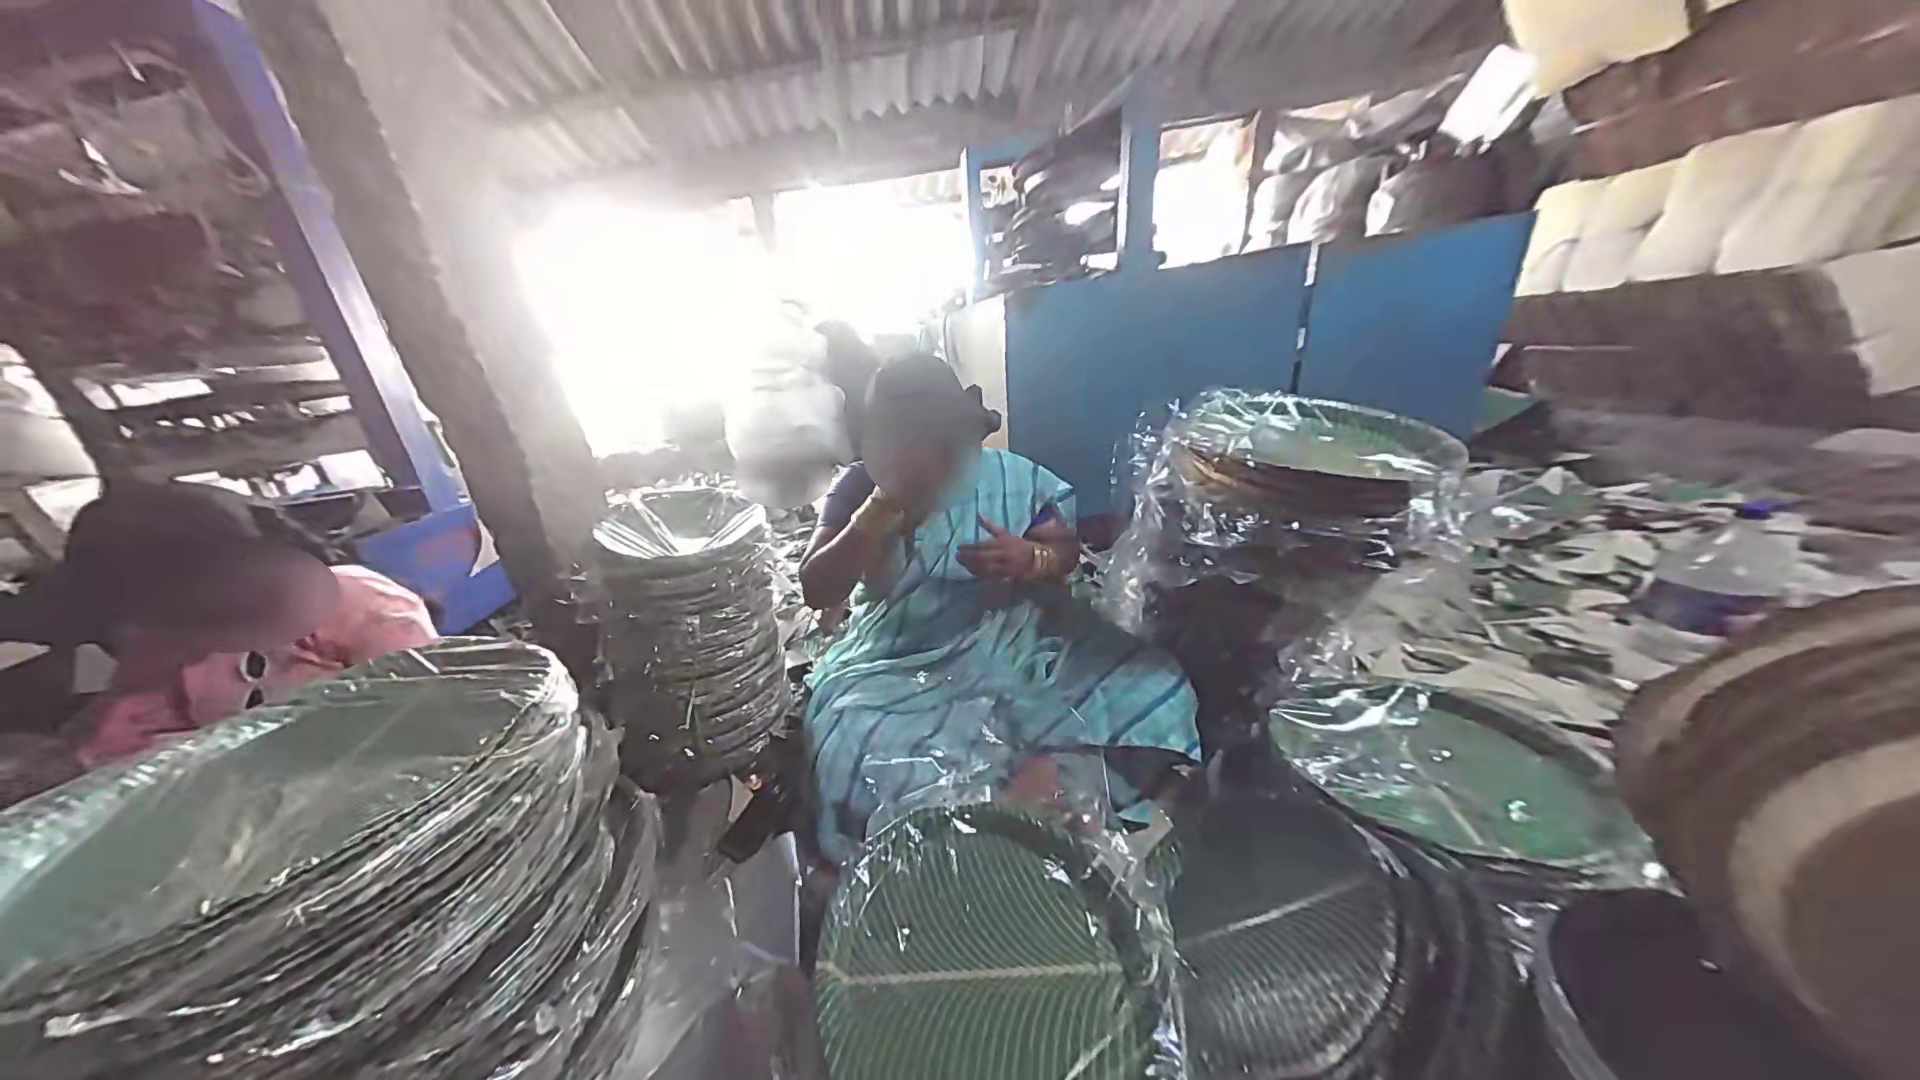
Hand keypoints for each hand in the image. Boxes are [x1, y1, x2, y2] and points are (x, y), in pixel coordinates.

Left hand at [957, 516, 1039, 580]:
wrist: (1037, 558)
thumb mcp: (1005, 533)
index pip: (982, 546)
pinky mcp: (1005, 576)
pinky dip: (979, 573)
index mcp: (1002, 543)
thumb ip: (991, 526)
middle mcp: (1002, 555)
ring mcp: (1003, 567)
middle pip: (981, 558)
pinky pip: (989, 576)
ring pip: (983, 568)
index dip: (969, 548)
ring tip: (961, 563)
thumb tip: (978, 515)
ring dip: (971, 566)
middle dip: (967, 557)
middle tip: (957, 556)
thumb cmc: (1018, 545)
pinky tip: (971, 570)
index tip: (959, 547)